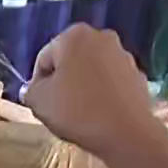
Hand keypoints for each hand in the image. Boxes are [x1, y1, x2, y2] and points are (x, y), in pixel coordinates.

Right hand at [23, 24, 167, 167]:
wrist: (125, 132)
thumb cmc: (76, 112)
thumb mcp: (39, 102)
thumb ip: (31, 91)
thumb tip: (33, 88)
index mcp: (73, 36)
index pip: (44, 58)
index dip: (37, 84)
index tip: (41, 104)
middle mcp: (101, 36)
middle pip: (70, 61)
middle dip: (62, 83)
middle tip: (58, 110)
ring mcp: (123, 55)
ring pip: (91, 72)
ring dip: (82, 89)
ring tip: (79, 116)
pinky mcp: (137, 75)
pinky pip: (110, 84)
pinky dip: (101, 96)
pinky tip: (98, 116)